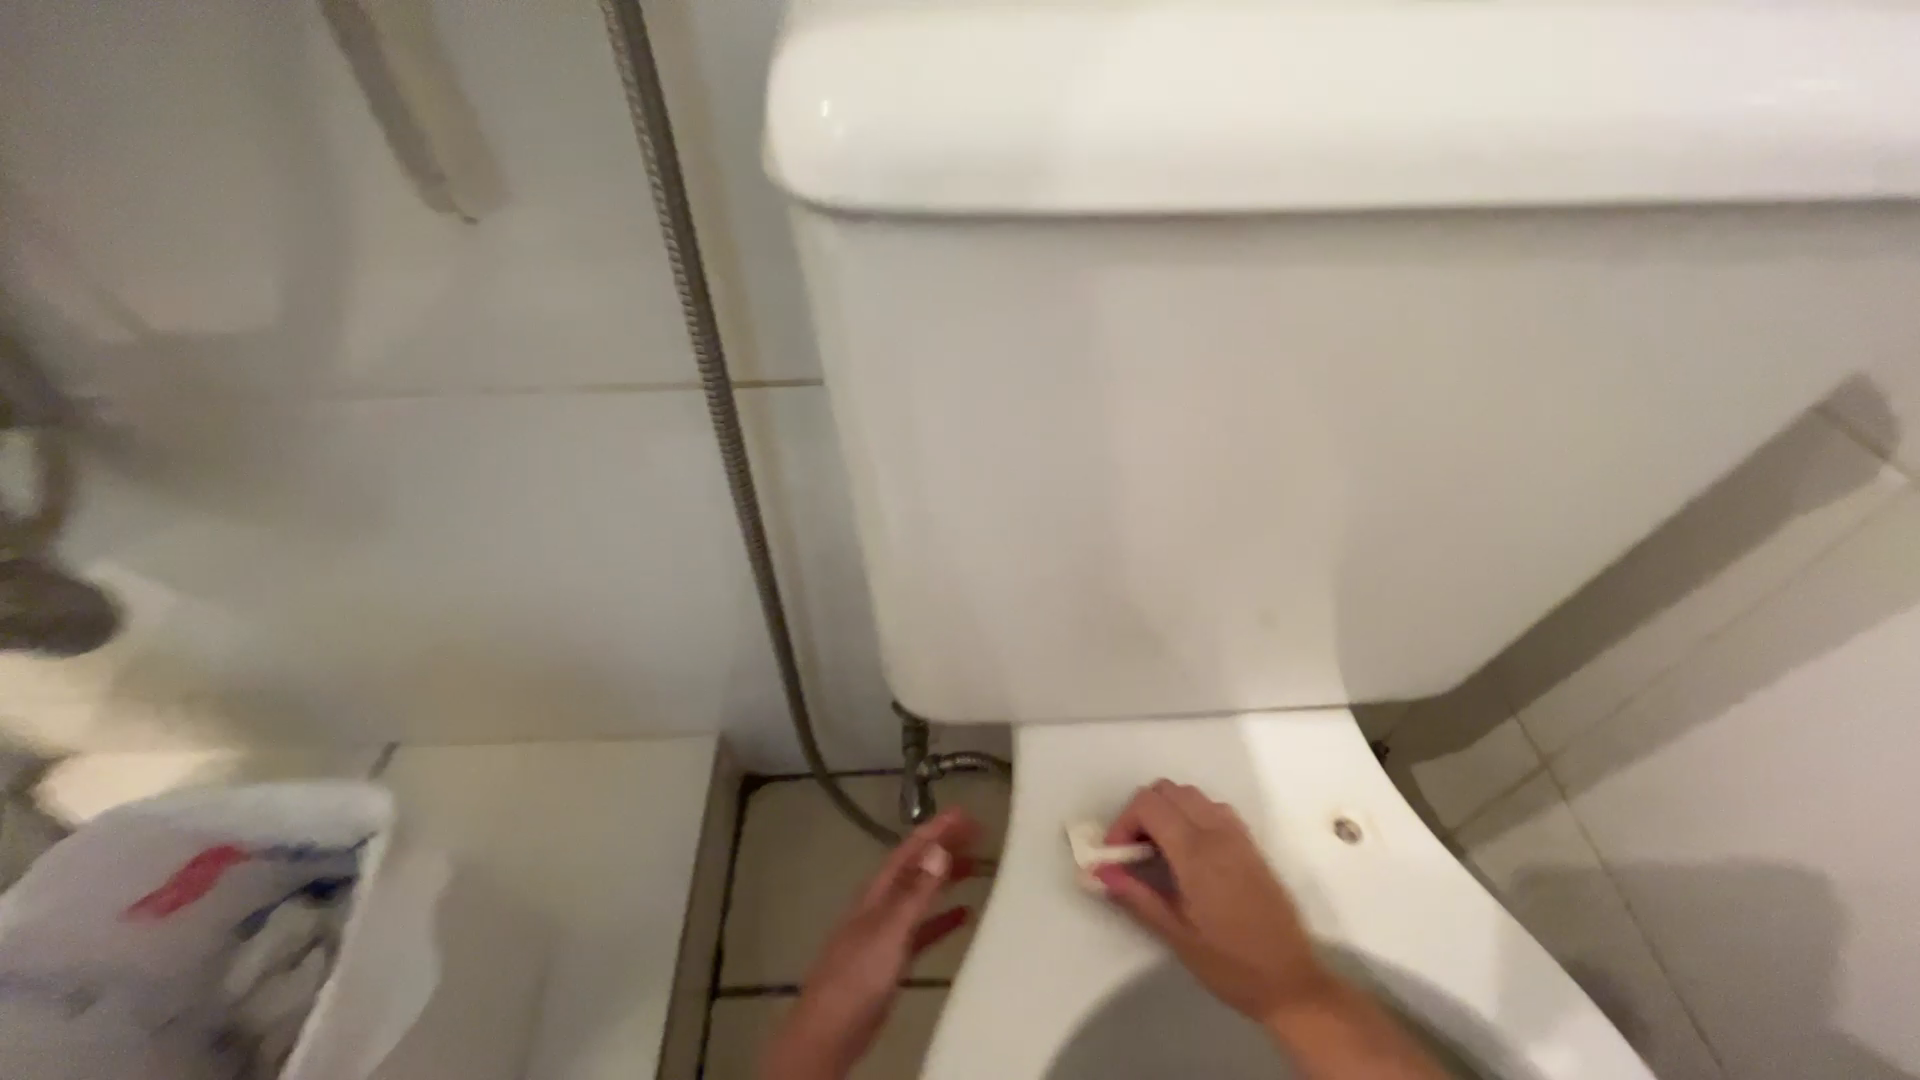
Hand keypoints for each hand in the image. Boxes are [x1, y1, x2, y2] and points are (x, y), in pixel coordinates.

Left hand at [760, 809, 978, 1079]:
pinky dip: (942, 918)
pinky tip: (964, 915)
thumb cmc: (857, 977)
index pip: (910, 850)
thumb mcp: (890, 931)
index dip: (935, 829)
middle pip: (916, 867)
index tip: (963, 812)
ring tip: (976, 865)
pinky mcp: (892, 958)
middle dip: (943, 847)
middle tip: (977, 832)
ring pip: (921, 894)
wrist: (829, 1032)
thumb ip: (914, 893)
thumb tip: (938, 849)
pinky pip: (923, 929)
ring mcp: (886, 931)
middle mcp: (881, 904)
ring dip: (945, 878)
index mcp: (878, 893)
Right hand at [1095, 780, 1333, 1025]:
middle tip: (1133, 852)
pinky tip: (1189, 853)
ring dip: (1167, 811)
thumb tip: (1097, 871)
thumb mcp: (1175, 935)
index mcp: (1196, 853)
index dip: (1123, 822)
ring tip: (1159, 851)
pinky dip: (1191, 815)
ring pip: (1190, 794)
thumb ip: (1135, 895)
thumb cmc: (1230, 964)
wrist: (1291, 982)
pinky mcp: (1251, 844)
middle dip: (1141, 813)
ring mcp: (1238, 835)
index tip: (1116, 856)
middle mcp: (1217, 833)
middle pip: (1167, 790)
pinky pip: (1213, 808)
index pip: (1148, 804)